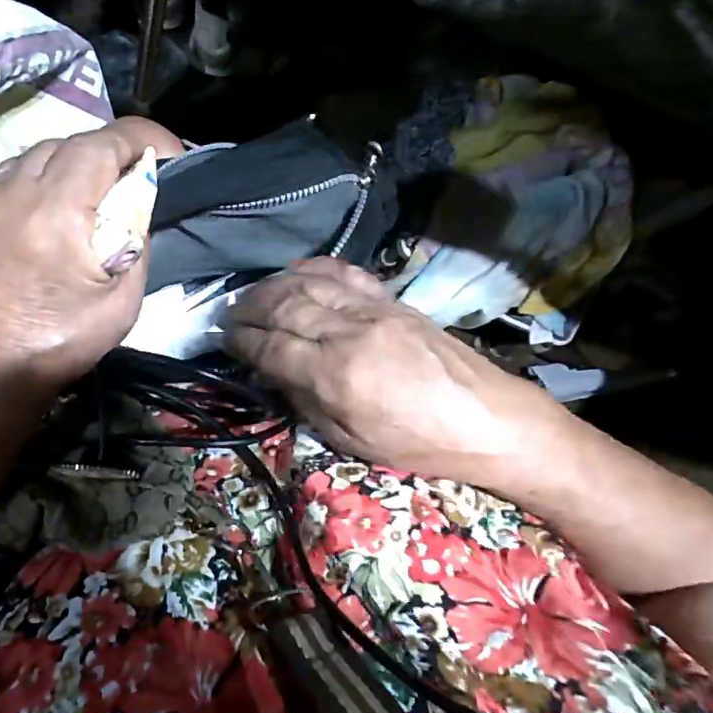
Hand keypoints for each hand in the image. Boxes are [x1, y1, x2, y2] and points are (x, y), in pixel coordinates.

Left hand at [0, 117, 180, 392]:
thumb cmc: (55, 345)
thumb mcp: (120, 303)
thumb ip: (136, 240)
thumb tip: (137, 200)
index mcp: (53, 212)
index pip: (102, 144)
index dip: (141, 138)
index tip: (166, 152)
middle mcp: (9, 193)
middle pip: (66, 143)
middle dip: (105, 153)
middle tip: (128, 180)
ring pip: (30, 157)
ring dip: (65, 166)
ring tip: (84, 196)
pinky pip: (2, 179)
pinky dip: (30, 184)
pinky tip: (40, 214)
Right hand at [224, 257, 567, 487]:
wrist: (489, 421)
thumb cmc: (416, 444)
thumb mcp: (349, 439)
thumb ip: (305, 401)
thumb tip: (272, 372)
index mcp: (336, 377)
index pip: (271, 346)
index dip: (241, 340)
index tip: (223, 338)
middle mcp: (349, 334)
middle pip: (283, 308)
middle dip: (248, 309)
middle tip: (229, 314)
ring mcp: (373, 311)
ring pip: (309, 284)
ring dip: (272, 286)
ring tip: (252, 294)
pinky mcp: (392, 301)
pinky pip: (345, 274)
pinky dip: (314, 268)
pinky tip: (294, 271)